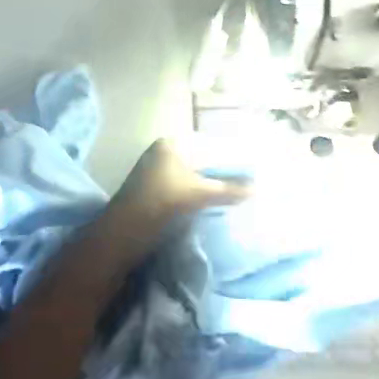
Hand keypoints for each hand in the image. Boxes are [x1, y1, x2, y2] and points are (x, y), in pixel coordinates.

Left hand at [101, 139, 250, 256]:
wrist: (123, 234)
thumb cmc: (160, 203)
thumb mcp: (197, 194)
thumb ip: (227, 189)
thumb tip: (255, 188)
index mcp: (170, 145)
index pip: (208, 145)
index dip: (229, 158)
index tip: (252, 169)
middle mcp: (163, 153)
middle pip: (201, 162)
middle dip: (222, 174)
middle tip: (249, 184)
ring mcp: (157, 173)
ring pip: (193, 177)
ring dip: (212, 187)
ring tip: (238, 196)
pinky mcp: (155, 192)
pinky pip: (184, 190)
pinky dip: (199, 196)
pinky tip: (216, 206)